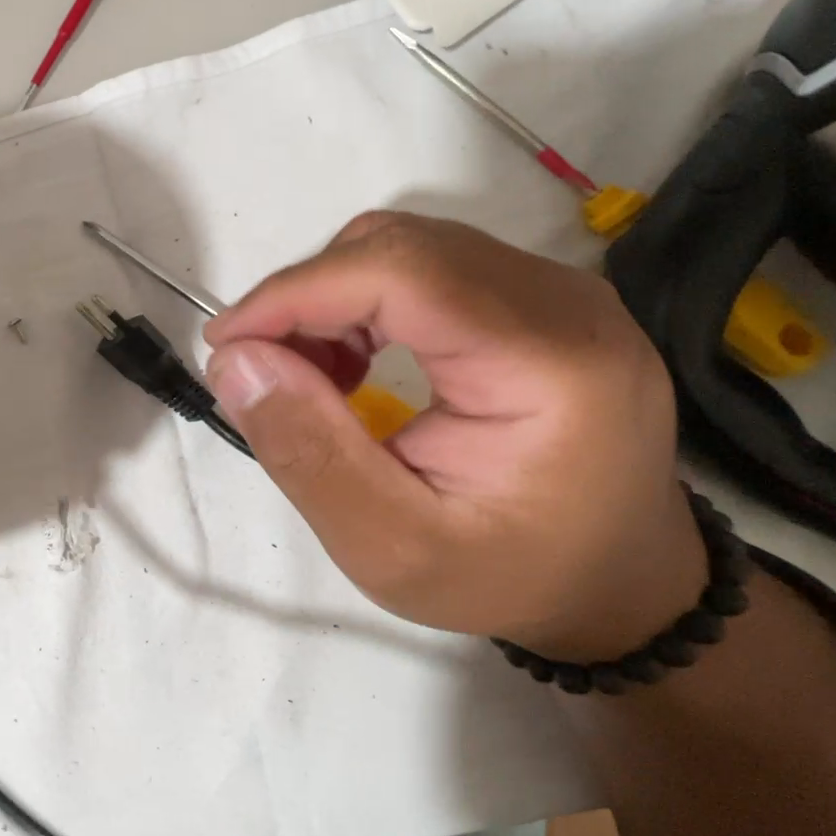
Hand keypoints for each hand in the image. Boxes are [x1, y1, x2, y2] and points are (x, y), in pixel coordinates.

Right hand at [204, 211, 706, 660]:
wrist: (612, 589)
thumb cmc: (503, 578)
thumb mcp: (388, 544)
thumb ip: (309, 453)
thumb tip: (234, 361)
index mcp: (546, 363)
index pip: (401, 271)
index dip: (295, 292)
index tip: (223, 347)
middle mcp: (564, 304)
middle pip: (401, 247)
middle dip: (304, 296)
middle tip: (257, 373)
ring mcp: (555, 296)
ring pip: (407, 249)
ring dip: (329, 301)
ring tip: (304, 381)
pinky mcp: (535, 306)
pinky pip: (426, 271)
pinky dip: (360, 307)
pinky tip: (348, 369)